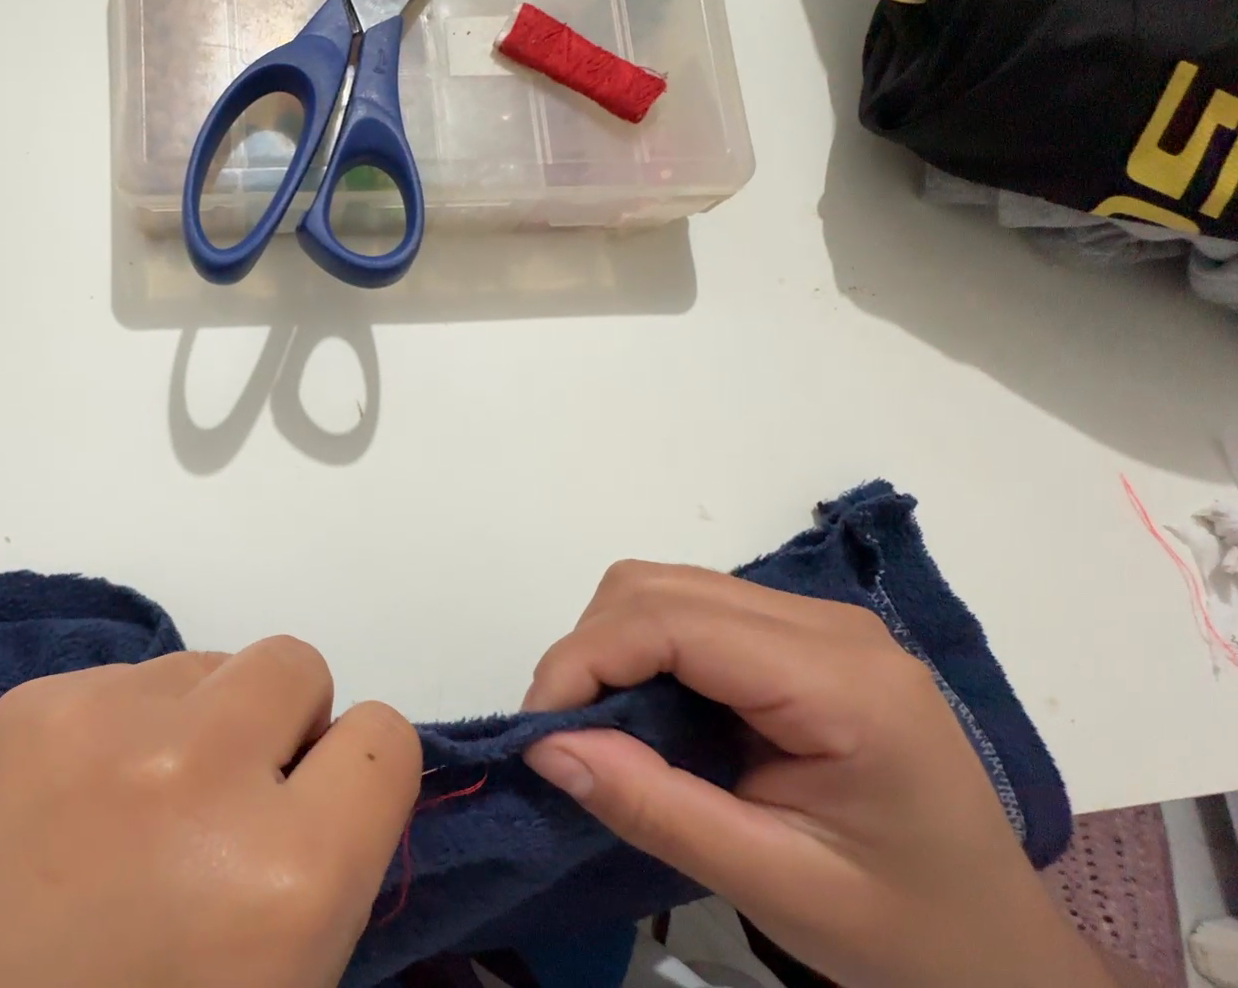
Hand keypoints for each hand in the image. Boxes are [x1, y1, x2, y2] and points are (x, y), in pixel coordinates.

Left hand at [0, 637, 420, 987]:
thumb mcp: (276, 984)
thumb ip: (327, 875)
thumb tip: (336, 789)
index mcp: (287, 875)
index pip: (385, 739)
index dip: (362, 777)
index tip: (325, 809)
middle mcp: (201, 769)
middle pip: (297, 665)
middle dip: (285, 727)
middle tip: (233, 802)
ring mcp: (102, 722)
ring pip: (211, 663)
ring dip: (203, 720)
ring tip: (141, 805)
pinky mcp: (28, 704)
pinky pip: (128, 678)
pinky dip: (127, 725)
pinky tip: (72, 800)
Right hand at [521, 562, 1114, 987]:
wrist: (993, 945)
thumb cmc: (898, 928)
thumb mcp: (771, 884)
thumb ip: (653, 807)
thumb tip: (542, 745)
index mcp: (842, 683)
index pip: (670, 622)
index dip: (583, 660)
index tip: (540, 731)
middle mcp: (829, 626)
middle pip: (657, 588)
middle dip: (589, 652)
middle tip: (569, 735)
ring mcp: (817, 624)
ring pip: (663, 588)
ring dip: (609, 647)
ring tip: (605, 727)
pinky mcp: (799, 636)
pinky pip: (687, 610)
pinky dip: (640, 650)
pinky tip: (649, 712)